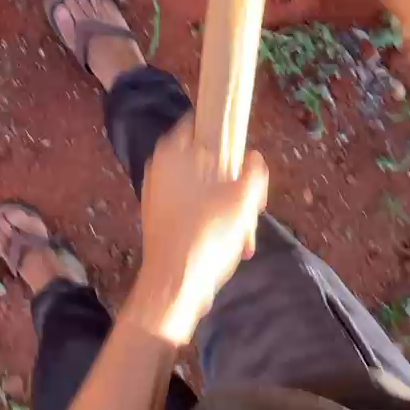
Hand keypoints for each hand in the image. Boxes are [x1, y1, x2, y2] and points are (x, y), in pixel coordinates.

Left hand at [123, 118, 269, 344]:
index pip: (203, 123)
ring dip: (225, 206)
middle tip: (251, 208)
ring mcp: (155, 192)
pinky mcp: (156, 217)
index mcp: (174, 149)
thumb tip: (253, 157)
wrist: (173, 287)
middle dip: (232, 183)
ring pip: (202, 187)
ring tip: (242, 234)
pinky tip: (227, 243)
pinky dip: (209, 219)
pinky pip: (190, 207)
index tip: (245, 159)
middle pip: (207, 160)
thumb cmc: (208, 235)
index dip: (229, 137)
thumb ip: (254, 171)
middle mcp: (159, 165)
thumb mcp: (244, 199)